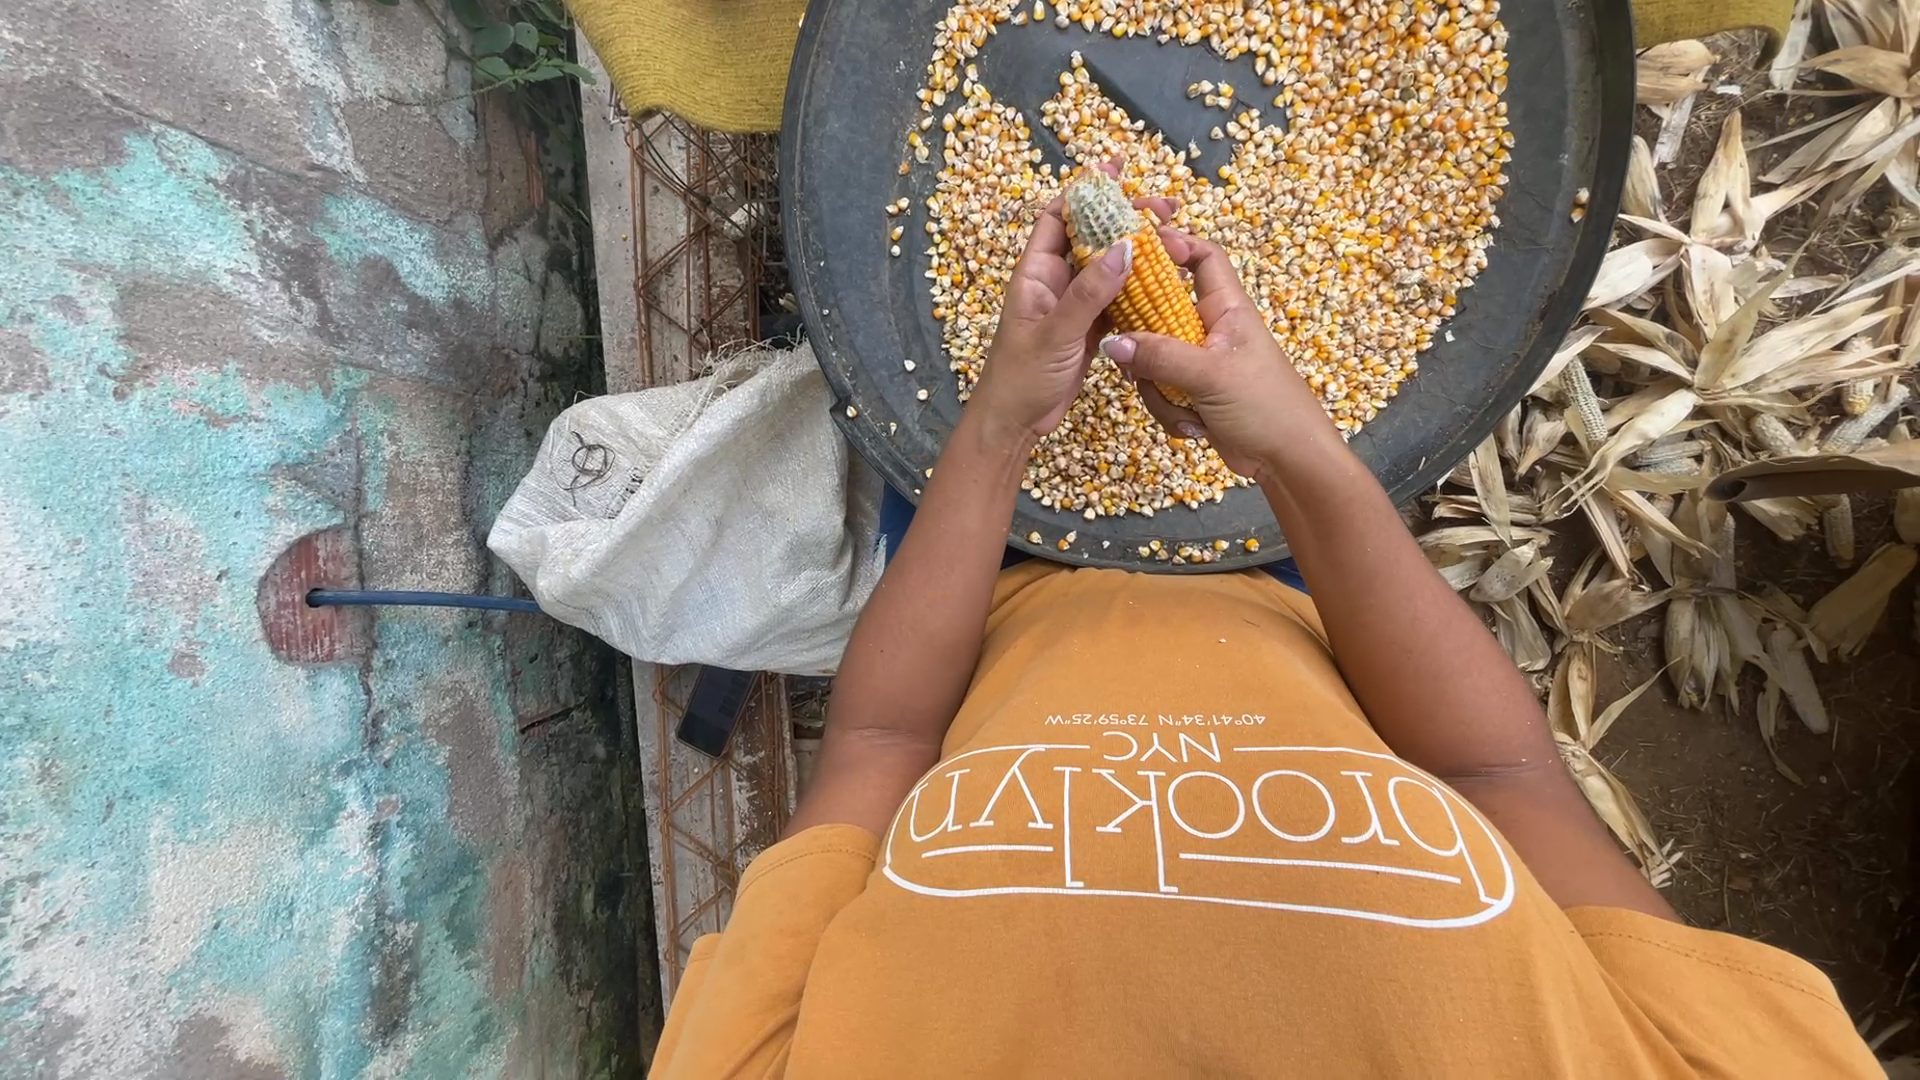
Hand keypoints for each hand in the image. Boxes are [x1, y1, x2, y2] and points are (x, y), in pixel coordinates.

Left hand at [969, 196, 1161, 442]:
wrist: (1014, 424)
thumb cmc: (1020, 379)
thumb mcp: (1055, 334)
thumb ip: (1089, 293)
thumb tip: (1126, 247)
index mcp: (1035, 274)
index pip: (1059, 218)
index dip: (1086, 192)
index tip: (1117, 171)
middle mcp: (1054, 283)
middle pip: (1091, 238)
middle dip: (1124, 220)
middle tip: (1164, 209)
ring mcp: (1072, 307)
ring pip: (1107, 269)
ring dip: (1136, 254)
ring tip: (1173, 239)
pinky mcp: (1088, 330)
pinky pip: (1115, 300)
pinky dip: (1137, 290)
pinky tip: (1164, 281)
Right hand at [1100, 228, 1340, 481]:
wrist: (1287, 460)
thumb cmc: (1266, 406)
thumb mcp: (1210, 377)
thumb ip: (1159, 358)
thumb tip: (1111, 344)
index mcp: (1227, 309)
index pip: (1203, 258)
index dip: (1174, 246)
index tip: (1136, 251)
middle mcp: (1209, 331)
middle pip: (1158, 315)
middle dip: (1144, 344)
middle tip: (1130, 361)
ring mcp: (1198, 364)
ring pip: (1152, 362)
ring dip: (1160, 391)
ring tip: (1188, 411)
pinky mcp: (1191, 394)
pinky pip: (1159, 392)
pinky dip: (1170, 412)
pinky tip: (1195, 427)